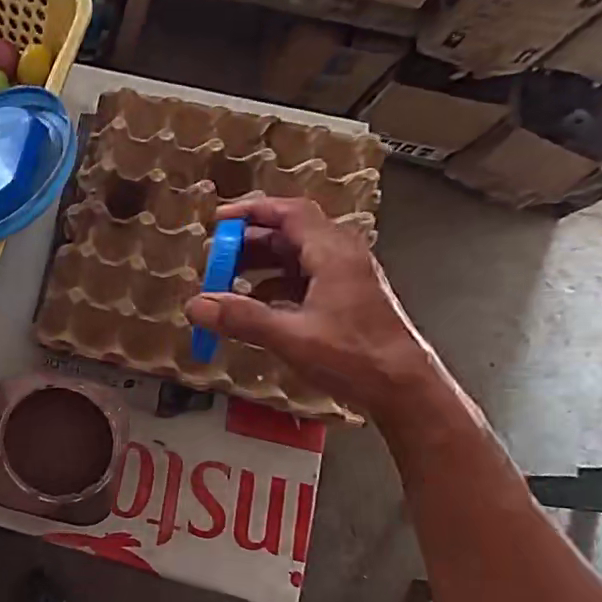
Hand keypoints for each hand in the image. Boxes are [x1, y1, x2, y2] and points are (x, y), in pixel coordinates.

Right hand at [184, 197, 441, 420]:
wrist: (404, 390)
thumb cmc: (357, 358)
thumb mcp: (290, 337)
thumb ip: (240, 319)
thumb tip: (197, 306)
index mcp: (333, 254)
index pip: (290, 213)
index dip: (252, 211)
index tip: (220, 221)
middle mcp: (341, 258)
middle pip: (289, 233)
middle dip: (248, 242)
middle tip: (216, 257)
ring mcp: (344, 278)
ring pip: (294, 256)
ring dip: (259, 264)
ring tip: (227, 281)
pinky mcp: (344, 299)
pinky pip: (301, 279)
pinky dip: (272, 284)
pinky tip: (253, 306)